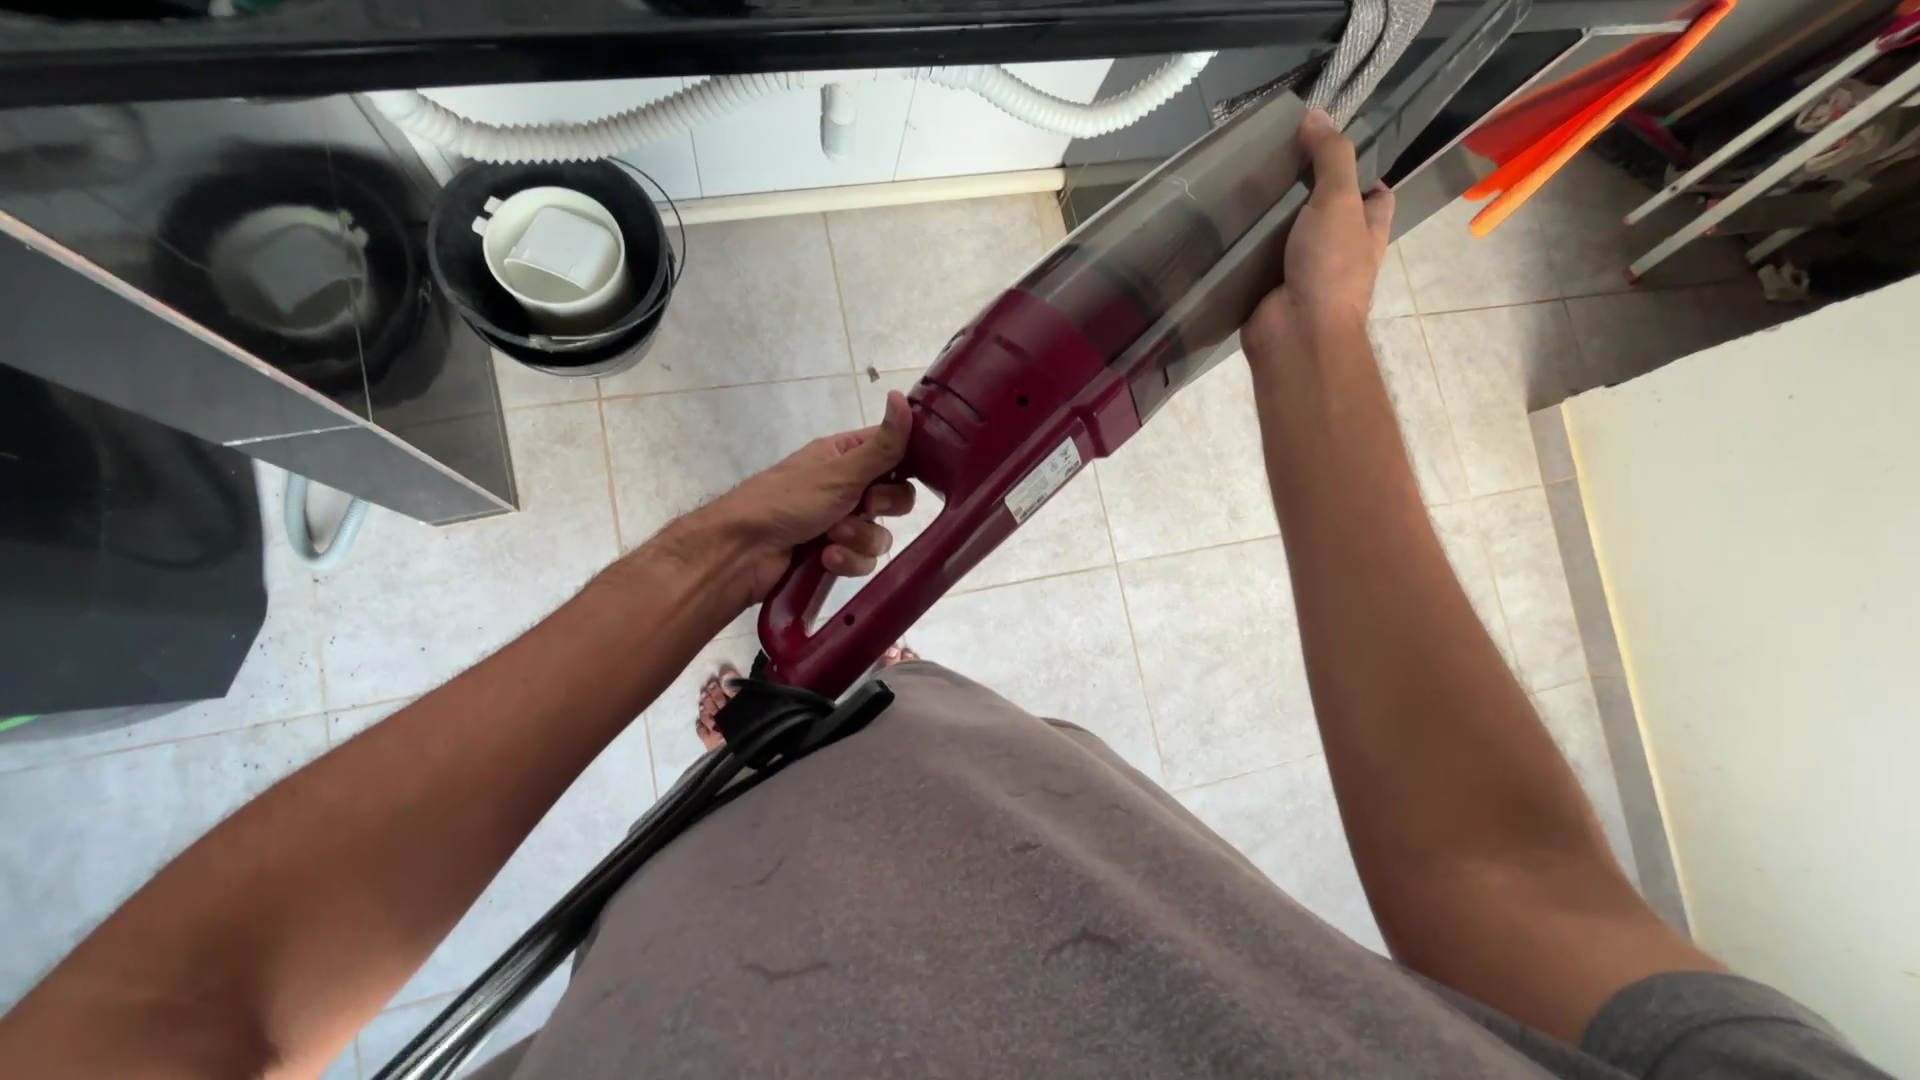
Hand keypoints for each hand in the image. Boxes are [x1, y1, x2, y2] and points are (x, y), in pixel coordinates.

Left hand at [698, 390, 915, 603]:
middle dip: (882, 507)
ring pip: (880, 534)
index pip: (894, 451)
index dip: (908, 462)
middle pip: (896, 497)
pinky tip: (825, 559)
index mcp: (844, 456)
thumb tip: (903, 397)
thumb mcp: (840, 471)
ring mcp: (842, 523)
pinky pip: (864, 560)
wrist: (742, 552)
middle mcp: (847, 487)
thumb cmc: (787, 500)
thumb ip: (882, 445)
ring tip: (831, 537)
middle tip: (864, 506)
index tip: (910, 473)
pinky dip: (847, 561)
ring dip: (859, 538)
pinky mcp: (836, 555)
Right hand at [1242, 108, 1394, 369]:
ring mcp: (1301, 274)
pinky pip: (1256, 263)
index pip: (1375, 196)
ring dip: (1269, 221)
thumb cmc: (1330, 268)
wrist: (1296, 334)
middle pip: (1326, 214)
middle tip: (1276, 163)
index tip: (1329, 151)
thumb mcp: (1339, 201)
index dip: (1361, 173)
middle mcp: (1337, 253)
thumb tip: (1316, 114)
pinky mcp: (1267, 291)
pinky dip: (1243, 249)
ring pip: (1287, 238)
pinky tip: (1225, 227)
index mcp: (1366, 232)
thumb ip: (1331, 158)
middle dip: (1305, 193)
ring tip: (1243, 187)